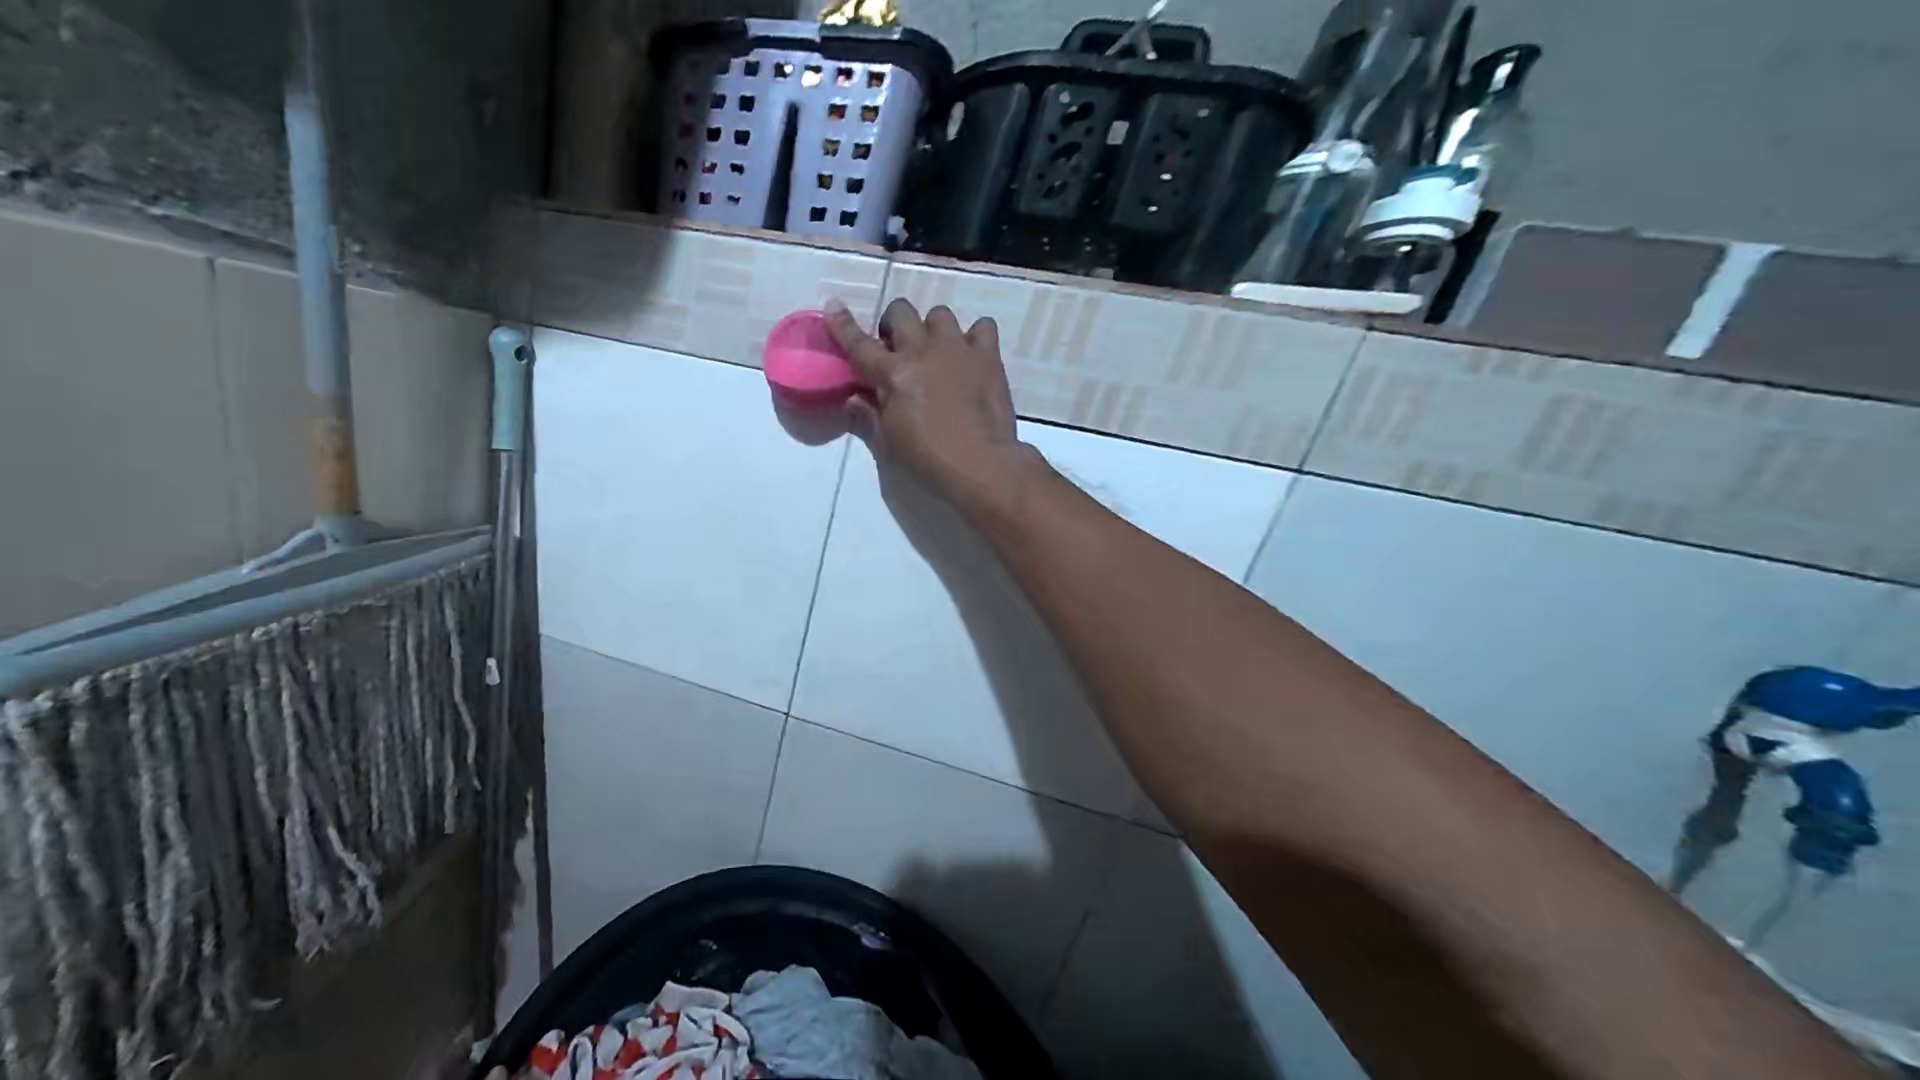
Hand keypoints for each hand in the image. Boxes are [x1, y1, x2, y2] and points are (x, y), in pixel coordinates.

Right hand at [824, 297, 1042, 511]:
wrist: (980, 465)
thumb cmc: (928, 460)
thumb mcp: (889, 444)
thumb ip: (868, 417)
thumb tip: (852, 400)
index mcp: (893, 374)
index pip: (860, 344)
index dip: (843, 325)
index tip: (834, 307)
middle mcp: (923, 352)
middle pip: (901, 312)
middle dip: (893, 325)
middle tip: (897, 349)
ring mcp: (958, 350)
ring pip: (940, 314)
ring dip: (932, 329)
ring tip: (936, 352)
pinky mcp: (988, 358)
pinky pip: (983, 327)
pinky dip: (974, 336)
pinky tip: (971, 356)